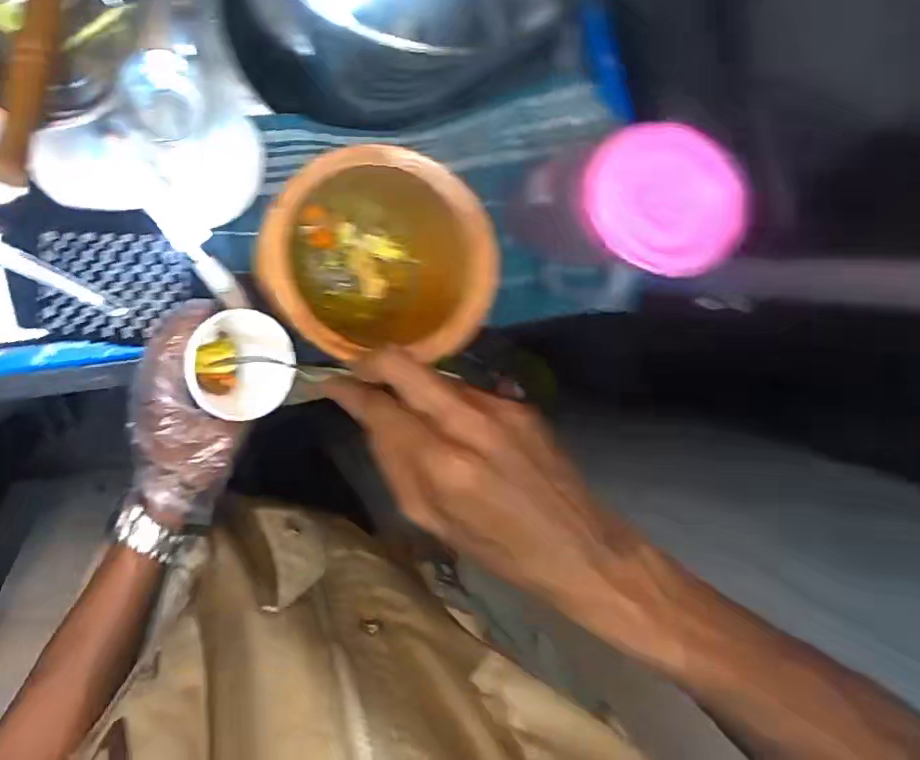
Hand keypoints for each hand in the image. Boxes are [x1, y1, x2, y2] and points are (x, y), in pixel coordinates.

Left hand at [129, 300, 247, 526]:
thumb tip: (264, 366)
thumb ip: (243, 398)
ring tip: (217, 329)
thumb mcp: (226, 433)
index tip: (223, 304)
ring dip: (186, 332)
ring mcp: (143, 385)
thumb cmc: (192, 467)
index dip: (198, 313)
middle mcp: (146, 376)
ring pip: (161, 343)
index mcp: (160, 382)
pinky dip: (181, 348)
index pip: (175, 332)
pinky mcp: (147, 394)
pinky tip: (203, 354)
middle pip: (165, 332)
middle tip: (224, 314)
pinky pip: (161, 358)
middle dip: (193, 317)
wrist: (162, 498)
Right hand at [319, 348, 653, 619]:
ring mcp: (499, 408)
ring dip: (407, 384)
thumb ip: (390, 459)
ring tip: (405, 409)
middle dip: (368, 363)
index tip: (327, 384)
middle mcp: (469, 423)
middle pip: (400, 363)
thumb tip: (364, 414)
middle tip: (356, 376)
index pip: (377, 404)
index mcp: (443, 462)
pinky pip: (459, 389)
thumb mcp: (428, 517)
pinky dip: (440, 399)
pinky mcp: (519, 405)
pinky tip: (449, 425)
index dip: (345, 389)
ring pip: (428, 373)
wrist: (592, 555)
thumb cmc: (499, 549)